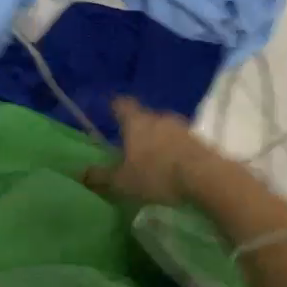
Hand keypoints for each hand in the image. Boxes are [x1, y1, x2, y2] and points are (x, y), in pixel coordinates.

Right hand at [80, 97, 224, 206]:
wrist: (207, 179)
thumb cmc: (156, 175)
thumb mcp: (121, 182)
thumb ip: (100, 176)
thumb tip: (79, 173)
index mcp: (136, 122)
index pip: (122, 105)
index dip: (115, 108)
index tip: (111, 112)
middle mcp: (160, 118)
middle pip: (145, 118)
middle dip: (138, 130)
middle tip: (130, 147)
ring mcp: (184, 129)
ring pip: (165, 130)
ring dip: (159, 142)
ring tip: (154, 161)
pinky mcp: (202, 143)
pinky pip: (183, 144)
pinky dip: (176, 152)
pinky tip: (174, 169)